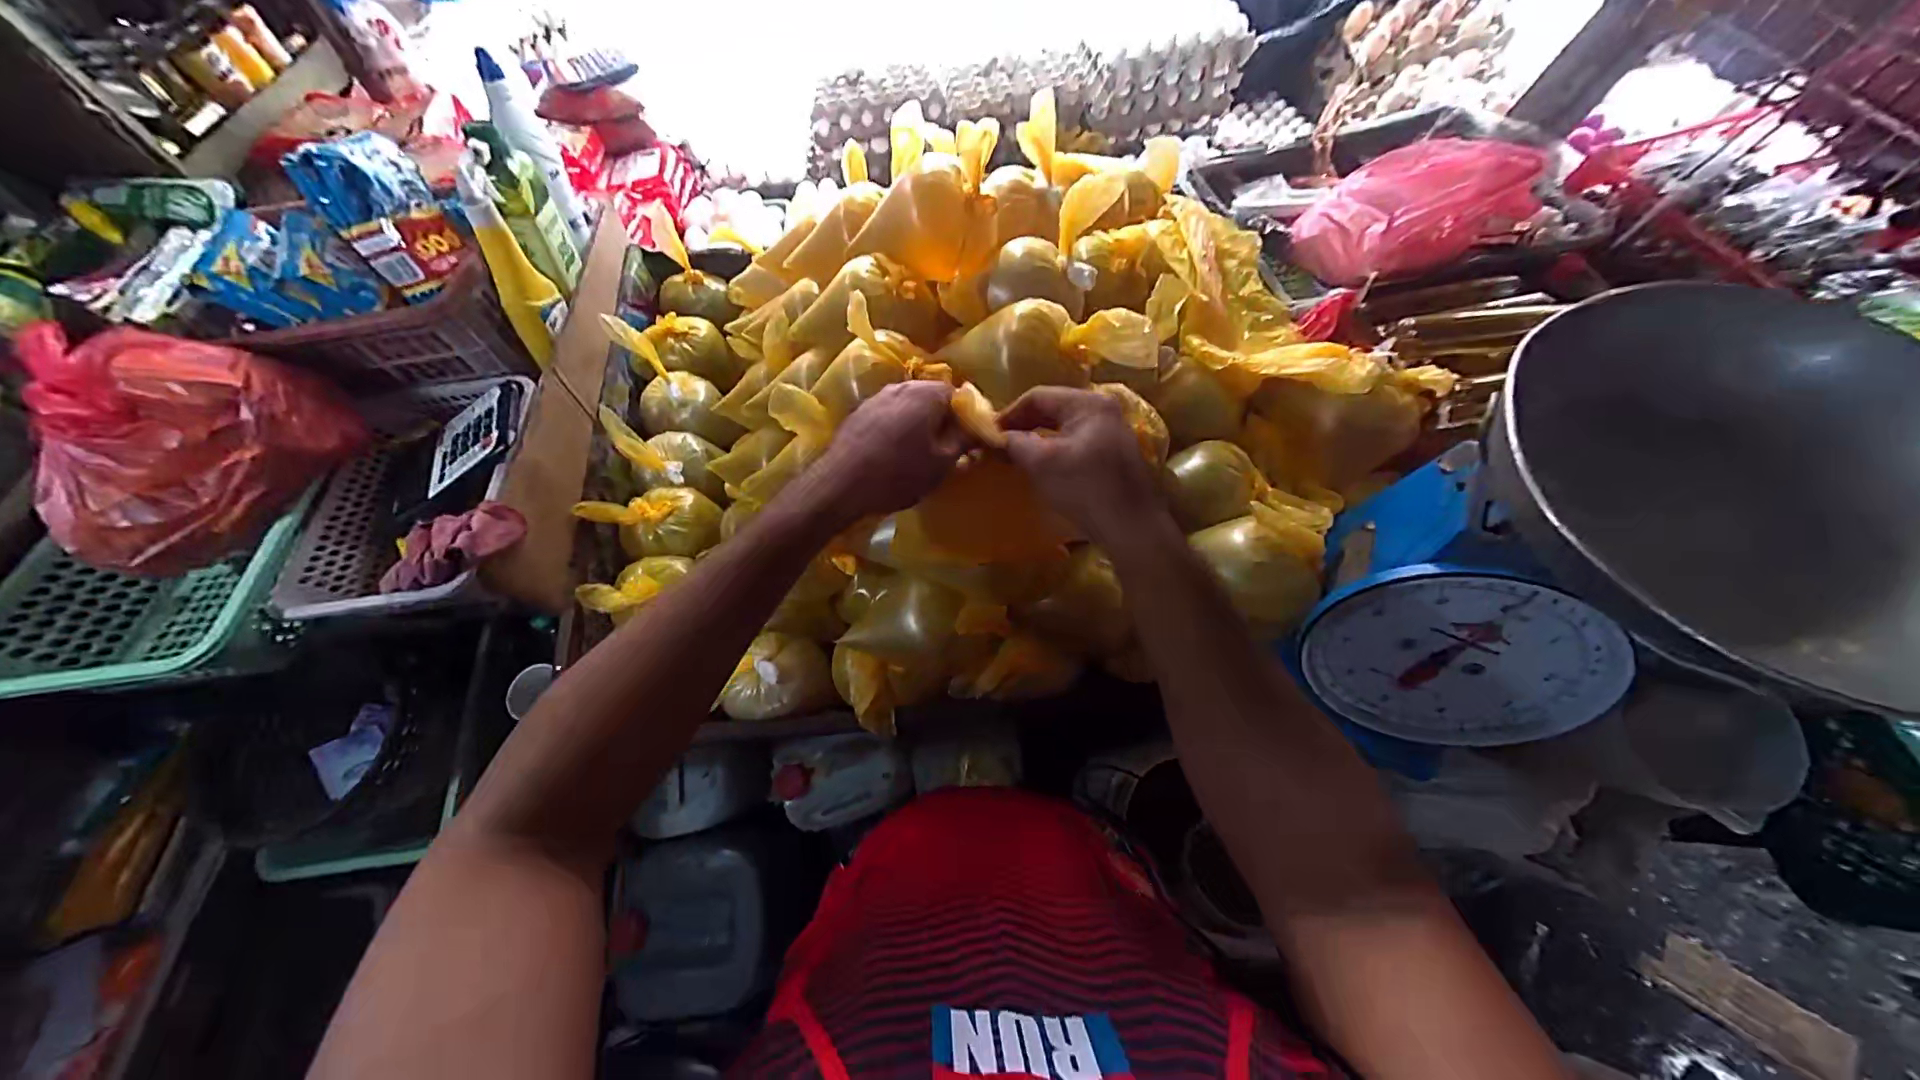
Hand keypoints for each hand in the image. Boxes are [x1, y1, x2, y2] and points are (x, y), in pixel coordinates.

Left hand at [810, 380, 972, 522]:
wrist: (842, 484)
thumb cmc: (899, 473)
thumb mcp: (942, 463)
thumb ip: (964, 441)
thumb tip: (978, 430)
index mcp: (926, 393)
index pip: (958, 395)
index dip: (966, 418)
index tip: (967, 442)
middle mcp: (900, 387)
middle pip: (931, 398)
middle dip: (941, 421)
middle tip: (945, 450)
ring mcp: (875, 398)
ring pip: (908, 407)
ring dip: (918, 425)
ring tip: (919, 455)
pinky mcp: (858, 413)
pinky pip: (888, 416)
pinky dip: (897, 430)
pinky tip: (893, 454)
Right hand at [998, 387, 1170, 544]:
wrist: (1132, 528)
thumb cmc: (1085, 489)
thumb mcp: (1042, 463)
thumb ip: (1016, 443)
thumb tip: (999, 437)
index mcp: (1088, 403)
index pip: (1038, 396)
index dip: (1009, 413)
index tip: (988, 435)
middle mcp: (1104, 410)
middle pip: (1052, 409)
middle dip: (1023, 426)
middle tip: (999, 446)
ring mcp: (1112, 432)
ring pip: (1063, 427)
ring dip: (1037, 439)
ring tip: (1016, 458)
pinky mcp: (1114, 455)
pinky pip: (1076, 443)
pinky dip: (1055, 451)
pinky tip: (1043, 469)